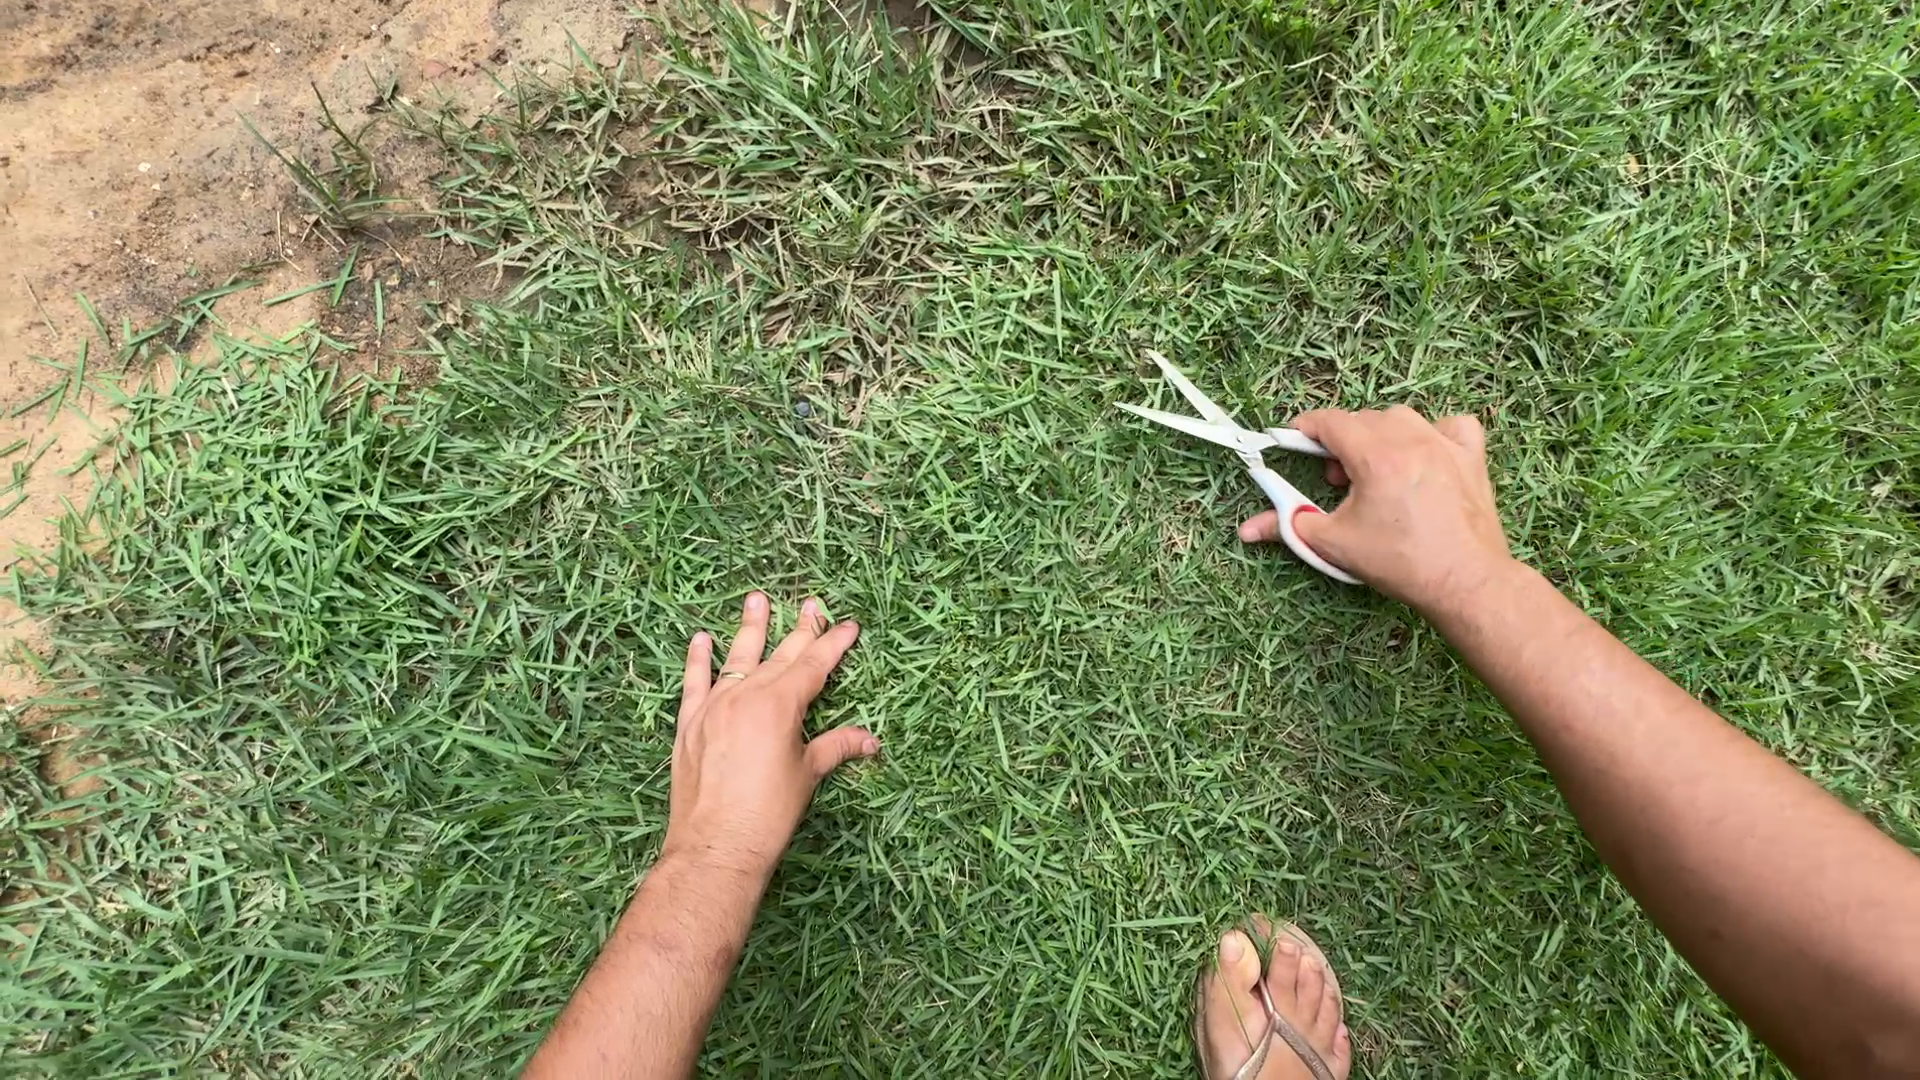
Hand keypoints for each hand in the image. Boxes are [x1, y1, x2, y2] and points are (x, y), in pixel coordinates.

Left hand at [662, 592, 876, 877]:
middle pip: (781, 655)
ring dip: (750, 627)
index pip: (815, 665)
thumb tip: (872, 740)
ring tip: (757, 598)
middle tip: (812, 604)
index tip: (849, 625)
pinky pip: (694, 683)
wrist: (714, 847)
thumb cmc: (769, 812)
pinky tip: (701, 639)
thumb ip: (838, 747)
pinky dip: (697, 660)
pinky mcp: (689, 723)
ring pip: (737, 658)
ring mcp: (715, 707)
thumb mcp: (808, 774)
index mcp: (781, 705)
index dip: (834, 643)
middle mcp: (747, 696)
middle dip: (801, 629)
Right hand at [1237, 406, 1515, 614]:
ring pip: (1401, 419)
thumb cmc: (1398, 562)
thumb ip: (1287, 526)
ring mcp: (1447, 446)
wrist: (1464, 581)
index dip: (1304, 427)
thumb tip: (1247, 529)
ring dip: (1377, 435)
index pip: (1331, 422)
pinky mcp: (1472, 458)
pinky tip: (1421, 455)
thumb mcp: (1333, 543)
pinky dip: (1431, 432)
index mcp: (1377, 458)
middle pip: (1362, 420)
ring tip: (1371, 469)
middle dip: (1339, 440)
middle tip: (1333, 477)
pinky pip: (1451, 425)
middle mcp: (1413, 441)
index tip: (1291, 439)